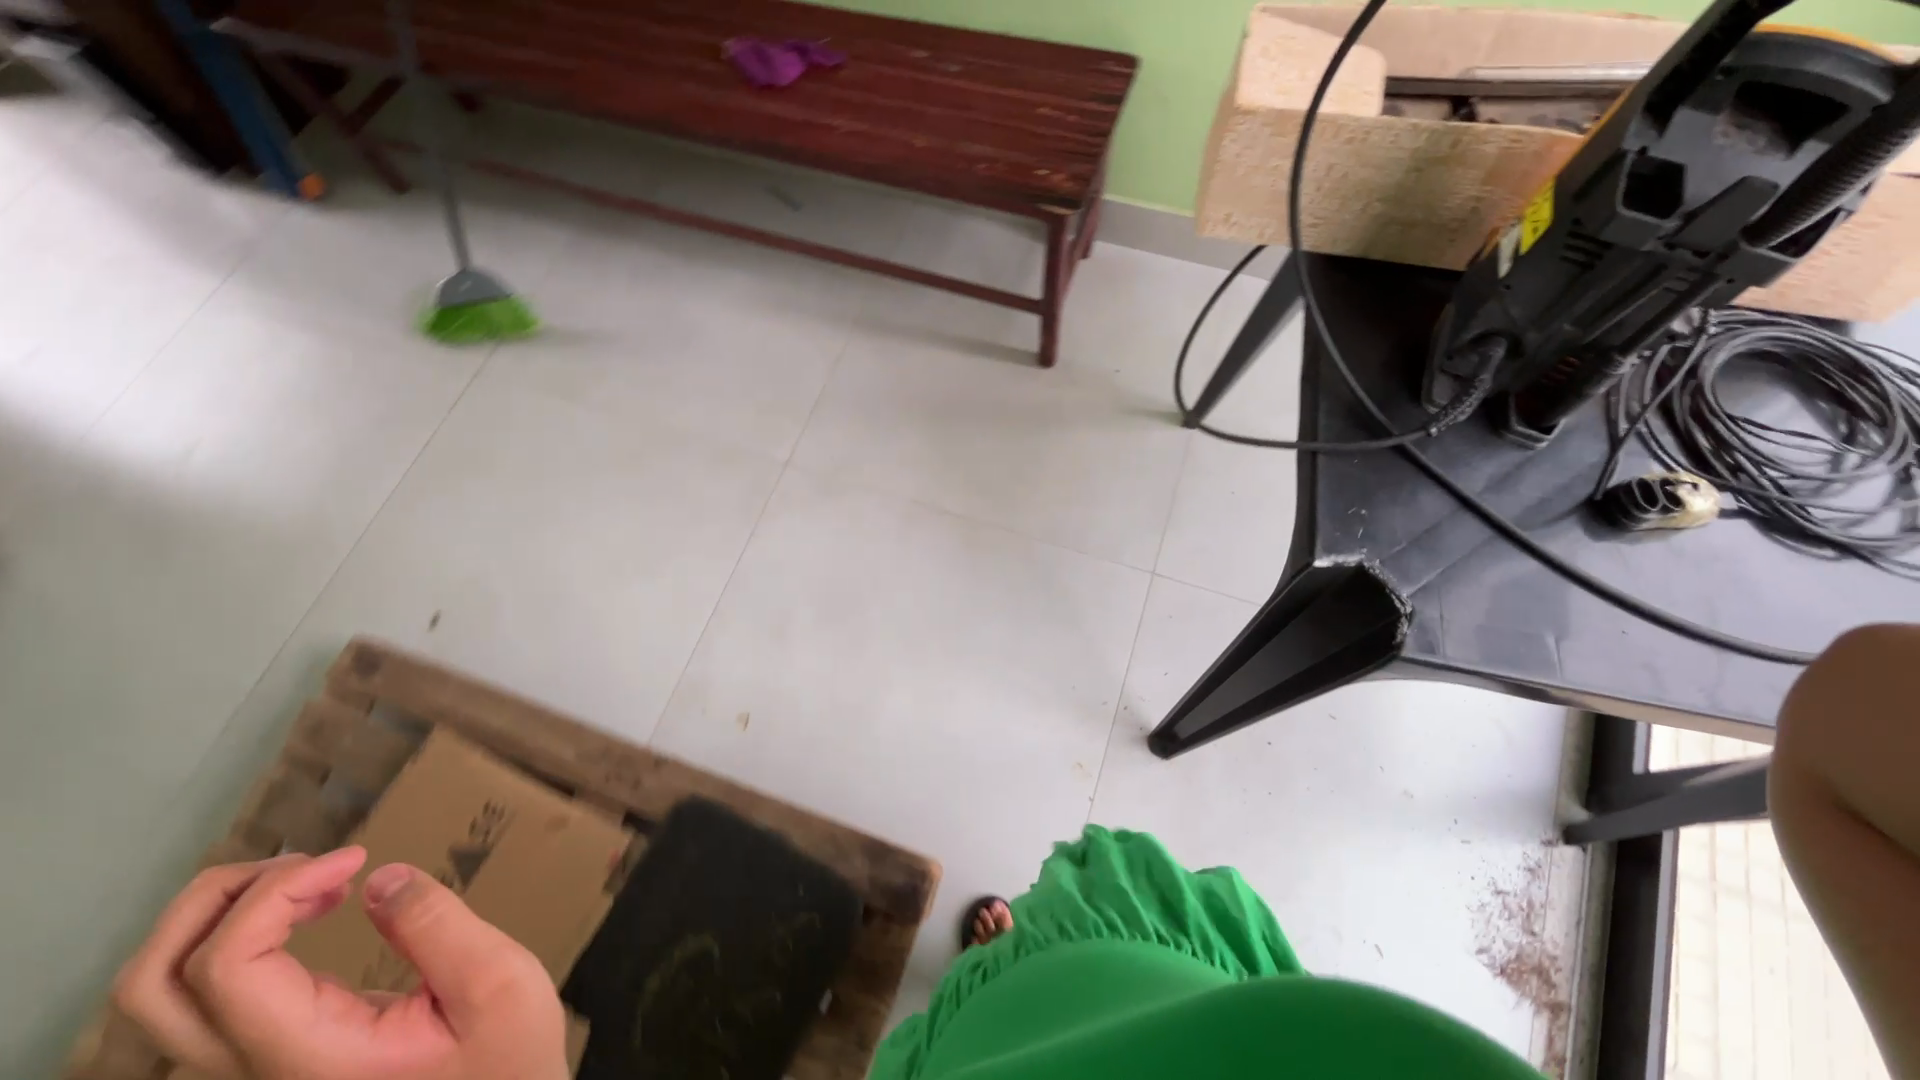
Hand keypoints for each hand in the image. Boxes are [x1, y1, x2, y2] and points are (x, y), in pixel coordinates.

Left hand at [113, 846, 569, 1079]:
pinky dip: (238, 933)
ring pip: (160, 993)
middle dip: (218, 897)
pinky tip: (312, 907)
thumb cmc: (508, 1058)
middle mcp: (255, 1070)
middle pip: (154, 985)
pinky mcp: (270, 1056)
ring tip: (305, 878)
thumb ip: (436, 926)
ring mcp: (254, 1068)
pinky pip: (206, 994)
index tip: (355, 859)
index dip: (275, 892)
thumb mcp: (499, 984)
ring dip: (217, 914)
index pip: (225, 967)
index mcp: (307, 1055)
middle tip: (310, 862)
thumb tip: (379, 878)